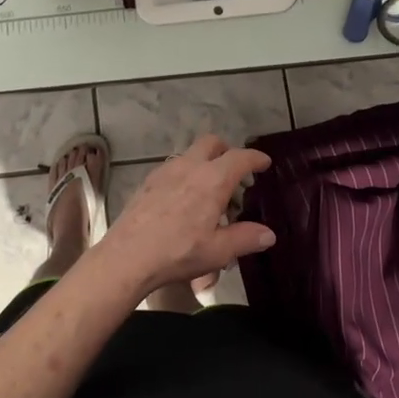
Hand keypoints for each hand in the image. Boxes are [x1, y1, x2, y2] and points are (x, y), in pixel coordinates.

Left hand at [93, 135, 275, 295]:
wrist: (129, 254)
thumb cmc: (178, 252)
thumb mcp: (218, 251)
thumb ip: (246, 239)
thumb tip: (269, 234)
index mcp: (212, 180)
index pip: (239, 158)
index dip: (255, 158)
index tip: (264, 162)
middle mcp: (190, 166)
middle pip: (212, 143)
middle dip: (227, 150)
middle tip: (236, 171)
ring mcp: (166, 170)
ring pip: (191, 153)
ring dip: (205, 162)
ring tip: (210, 190)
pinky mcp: (149, 180)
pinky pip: (174, 166)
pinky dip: (186, 172)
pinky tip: (184, 199)